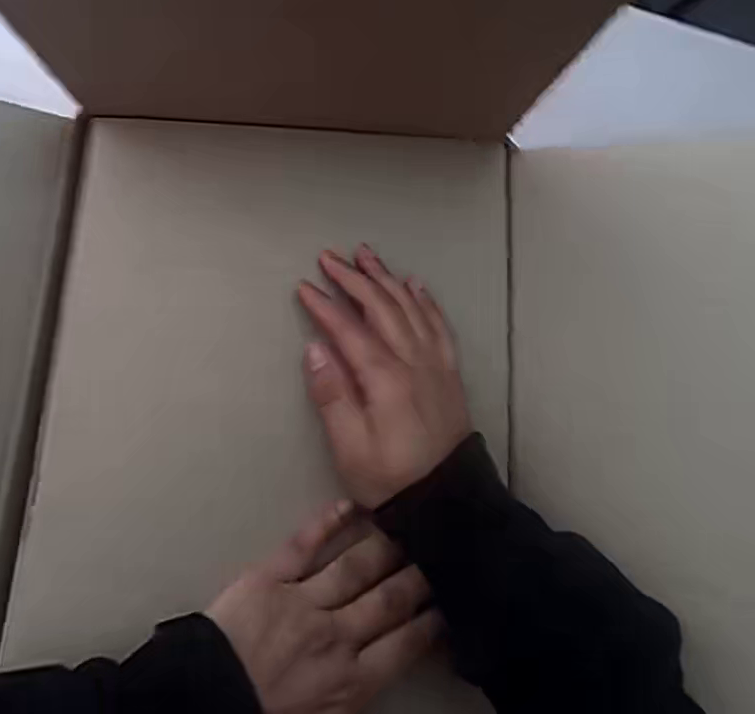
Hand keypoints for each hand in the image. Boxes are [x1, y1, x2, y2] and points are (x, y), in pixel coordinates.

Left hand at [207, 500, 441, 713]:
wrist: (196, 707)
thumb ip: (358, 690)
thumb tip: (386, 665)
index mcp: (350, 681)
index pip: (407, 641)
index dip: (432, 618)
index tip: (448, 599)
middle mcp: (336, 635)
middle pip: (390, 597)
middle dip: (418, 574)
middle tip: (436, 552)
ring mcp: (303, 601)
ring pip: (357, 565)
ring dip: (385, 544)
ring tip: (406, 525)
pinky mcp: (270, 577)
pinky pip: (305, 543)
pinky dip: (329, 520)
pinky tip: (351, 506)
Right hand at [298, 246, 472, 507]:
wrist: (449, 499)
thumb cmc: (391, 478)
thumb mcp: (350, 448)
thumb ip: (331, 396)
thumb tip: (314, 348)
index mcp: (385, 377)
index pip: (349, 329)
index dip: (325, 305)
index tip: (304, 285)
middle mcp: (412, 358)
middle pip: (381, 306)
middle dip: (354, 278)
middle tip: (330, 256)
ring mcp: (435, 361)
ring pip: (410, 306)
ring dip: (387, 278)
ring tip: (368, 255)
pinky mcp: (450, 369)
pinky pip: (438, 323)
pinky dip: (425, 300)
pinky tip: (416, 285)